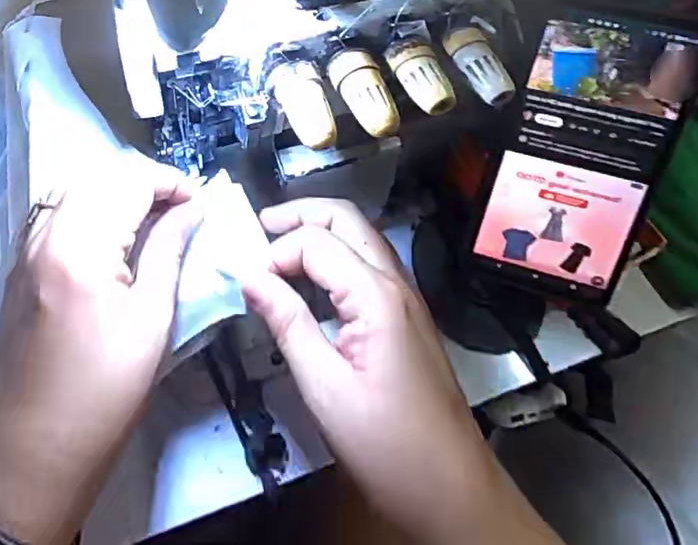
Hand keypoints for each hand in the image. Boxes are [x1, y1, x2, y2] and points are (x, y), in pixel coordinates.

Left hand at [0, 156, 199, 543]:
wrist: (30, 458)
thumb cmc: (103, 392)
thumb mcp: (152, 320)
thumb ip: (169, 250)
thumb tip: (193, 209)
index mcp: (80, 249)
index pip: (131, 182)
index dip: (172, 183)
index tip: (201, 203)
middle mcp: (45, 239)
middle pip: (101, 178)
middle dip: (147, 181)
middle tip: (182, 206)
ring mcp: (25, 254)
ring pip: (76, 191)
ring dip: (118, 191)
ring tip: (154, 215)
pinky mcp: (19, 271)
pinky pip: (57, 215)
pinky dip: (92, 208)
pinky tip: (116, 234)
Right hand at [239, 200, 562, 544]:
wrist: (450, 483)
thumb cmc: (385, 443)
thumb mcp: (324, 388)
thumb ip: (287, 324)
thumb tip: (251, 278)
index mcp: (376, 293)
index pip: (318, 242)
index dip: (278, 251)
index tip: (248, 278)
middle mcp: (395, 280)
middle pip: (347, 219)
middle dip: (302, 214)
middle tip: (261, 225)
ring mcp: (405, 293)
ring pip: (361, 236)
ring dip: (320, 231)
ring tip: (279, 246)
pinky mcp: (406, 311)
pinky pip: (368, 263)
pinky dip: (336, 255)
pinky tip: (312, 278)